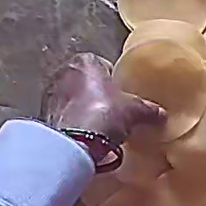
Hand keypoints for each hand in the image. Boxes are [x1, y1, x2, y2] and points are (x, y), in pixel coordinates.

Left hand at [42, 53, 164, 158]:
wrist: (73, 144)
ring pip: (75, 99)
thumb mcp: (135, 111)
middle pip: (87, 82)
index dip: (115, 82)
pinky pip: (65, 116)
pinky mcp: (43, 114)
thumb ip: (149, 109)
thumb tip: (161, 113)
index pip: (104, 65)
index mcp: (86, 60)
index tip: (123, 97)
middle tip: (114, 112)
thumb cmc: (104, 114)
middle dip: (98, 95)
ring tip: (101, 128)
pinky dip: (74, 123)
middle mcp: (64, 71)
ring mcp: (50, 93)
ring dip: (85, 110)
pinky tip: (86, 137)